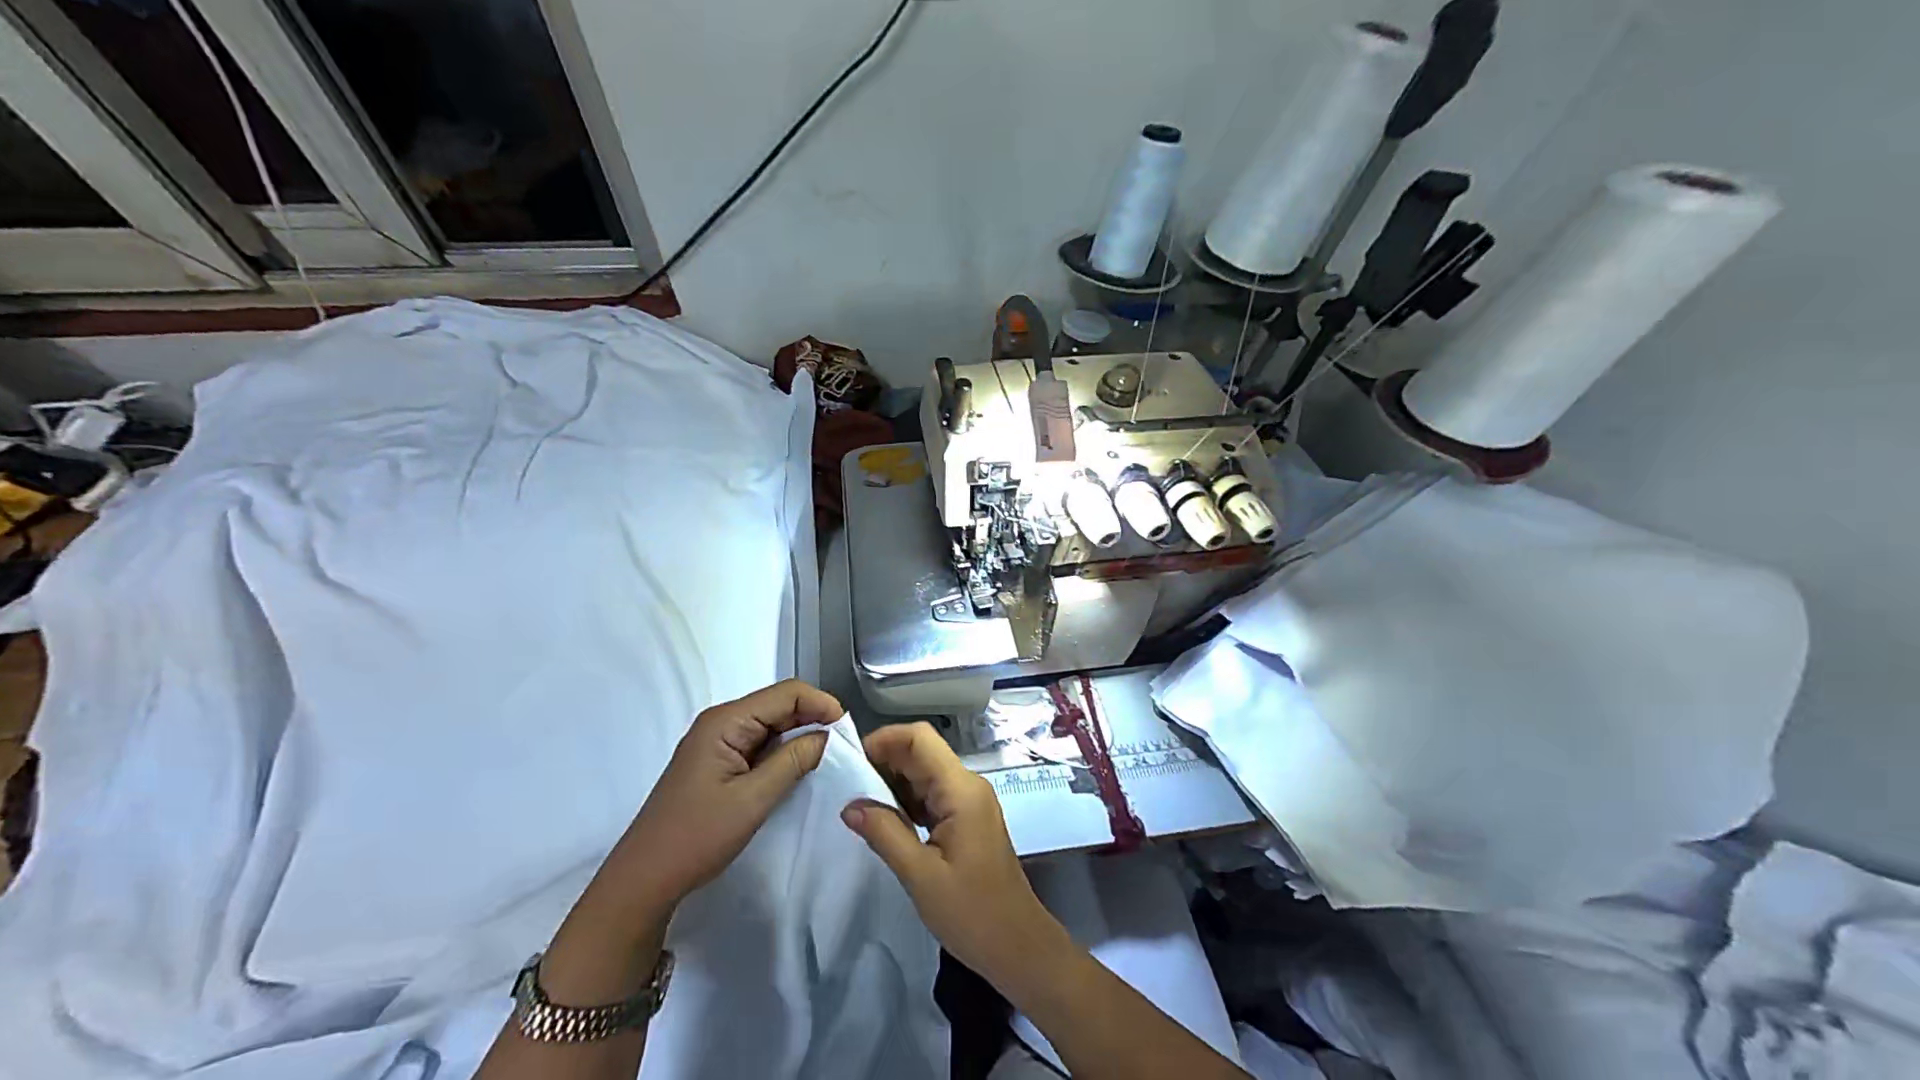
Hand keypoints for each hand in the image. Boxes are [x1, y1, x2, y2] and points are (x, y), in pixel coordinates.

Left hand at [606, 680, 843, 919]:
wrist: (645, 879)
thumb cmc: (697, 837)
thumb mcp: (753, 800)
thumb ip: (793, 761)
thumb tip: (826, 736)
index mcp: (725, 722)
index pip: (786, 693)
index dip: (820, 704)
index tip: (847, 730)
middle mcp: (721, 722)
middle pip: (778, 705)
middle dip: (812, 719)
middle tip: (843, 747)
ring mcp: (717, 742)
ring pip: (771, 725)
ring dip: (799, 736)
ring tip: (826, 758)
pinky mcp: (718, 762)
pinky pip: (759, 744)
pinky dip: (782, 752)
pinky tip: (798, 769)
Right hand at [841, 722, 1068, 984]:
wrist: (1018, 946)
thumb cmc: (972, 913)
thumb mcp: (920, 875)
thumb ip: (884, 833)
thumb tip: (850, 805)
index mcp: (961, 790)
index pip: (920, 739)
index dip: (884, 739)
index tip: (851, 760)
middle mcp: (967, 786)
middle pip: (922, 752)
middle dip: (884, 760)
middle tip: (846, 784)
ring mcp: (968, 802)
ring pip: (925, 773)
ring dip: (892, 780)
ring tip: (858, 801)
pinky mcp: (966, 820)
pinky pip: (931, 795)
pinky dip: (906, 799)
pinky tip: (883, 818)